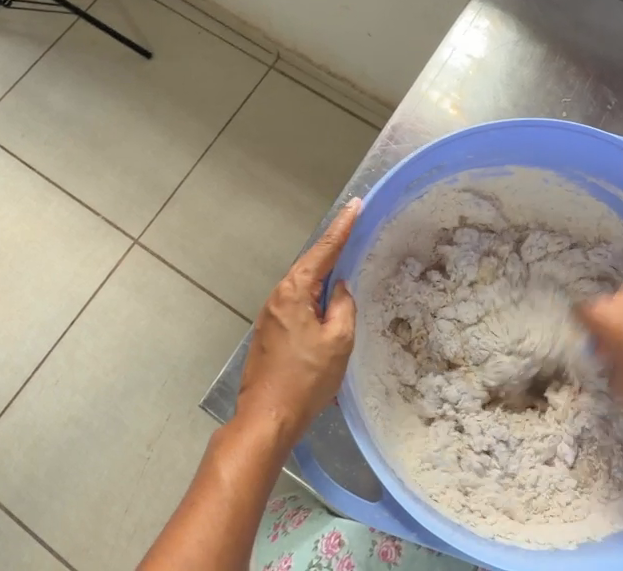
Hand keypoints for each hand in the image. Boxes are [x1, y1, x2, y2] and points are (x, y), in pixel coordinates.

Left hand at [234, 199, 360, 444]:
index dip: (342, 227)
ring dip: (323, 277)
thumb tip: (339, 289)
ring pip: (303, 287)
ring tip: (345, 266)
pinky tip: (326, 306)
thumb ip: (343, 307)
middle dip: (332, 248)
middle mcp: (278, 296)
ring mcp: (270, 315)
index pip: (324, 251)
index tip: (355, 205)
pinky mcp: (269, 334)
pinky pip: (296, 304)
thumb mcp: (338, 341)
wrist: (267, 418)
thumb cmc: (306, 379)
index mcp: (294, 291)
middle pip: (310, 265)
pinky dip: (313, 298)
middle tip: (353, 228)